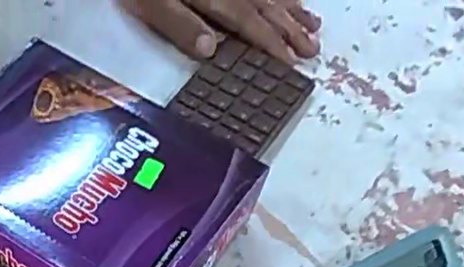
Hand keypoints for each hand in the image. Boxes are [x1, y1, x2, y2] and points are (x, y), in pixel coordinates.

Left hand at [123, 0, 320, 65]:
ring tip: (312, 23)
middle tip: (313, 48)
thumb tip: (209, 51)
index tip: (291, 63)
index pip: (249, 24)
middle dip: (290, 28)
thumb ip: (178, 24)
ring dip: (292, 6)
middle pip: (266, 5)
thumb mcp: (150, 3)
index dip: (271, 45)